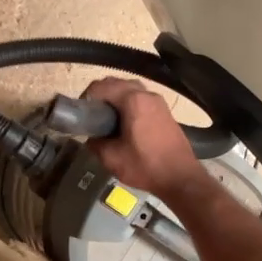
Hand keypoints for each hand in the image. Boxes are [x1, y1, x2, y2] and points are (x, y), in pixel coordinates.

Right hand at [80, 77, 205, 198]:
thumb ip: (95, 143)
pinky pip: (140, 98)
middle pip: (116, 83)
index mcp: (133, 101)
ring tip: (106, 119)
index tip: (81, 114)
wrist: (180, 177)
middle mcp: (146, 94)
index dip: (86, 97)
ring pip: (130, 89)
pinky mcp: (164, 110)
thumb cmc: (146, 166)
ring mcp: (158, 101)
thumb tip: (91, 137)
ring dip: (115, 98)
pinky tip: (123, 123)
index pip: (101, 86)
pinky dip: (128, 103)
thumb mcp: (112, 158)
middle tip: (91, 115)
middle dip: (100, 95)